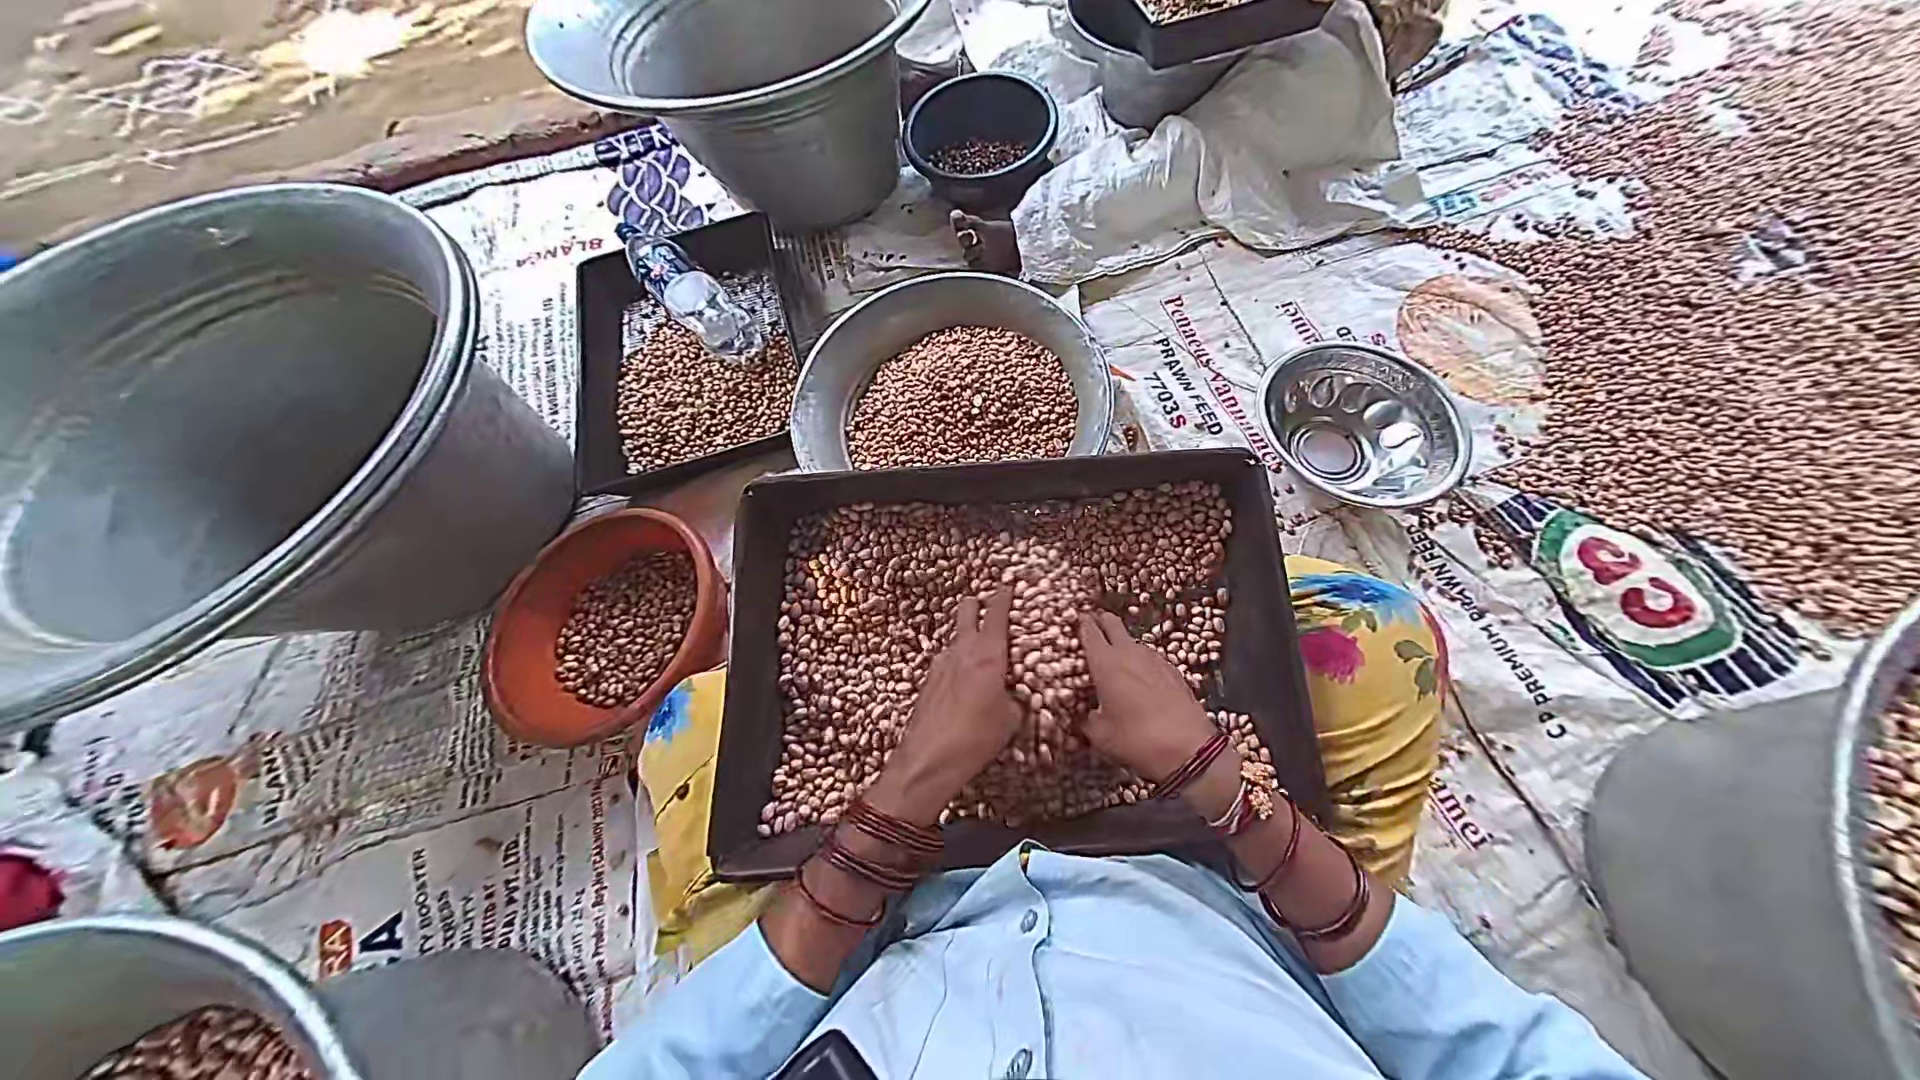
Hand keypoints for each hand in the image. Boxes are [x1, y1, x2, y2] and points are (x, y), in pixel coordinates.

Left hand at [866, 588, 1021, 824]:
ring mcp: (941, 664)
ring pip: (956, 636)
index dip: (1003, 596)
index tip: (1009, 587)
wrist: (928, 759)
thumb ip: (1015, 697)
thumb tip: (1014, 694)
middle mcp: (961, 651)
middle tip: (990, 606)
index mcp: (987, 655)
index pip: (996, 613)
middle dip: (978, 604)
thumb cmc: (975, 738)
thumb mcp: (1010, 719)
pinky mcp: (928, 680)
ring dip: (967, 635)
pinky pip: (947, 660)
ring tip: (982, 649)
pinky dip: (957, 660)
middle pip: (967, 611)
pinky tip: (965, 677)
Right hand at [1078, 610, 1220, 782]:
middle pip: (1112, 623)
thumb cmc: (1137, 740)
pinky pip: (1150, 658)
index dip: (1080, 623)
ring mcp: (1155, 659)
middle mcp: (1129, 653)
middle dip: (1100, 621)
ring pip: (1132, 641)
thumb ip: (1087, 718)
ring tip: (1115, 661)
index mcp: (1105, 663)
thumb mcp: (1100, 735)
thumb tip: (1085, 714)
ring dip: (1122, 644)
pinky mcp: (1174, 670)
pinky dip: (1141, 662)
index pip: (1089, 630)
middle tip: (1092, 628)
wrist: (1190, 750)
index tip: (1075, 623)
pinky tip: (1140, 679)